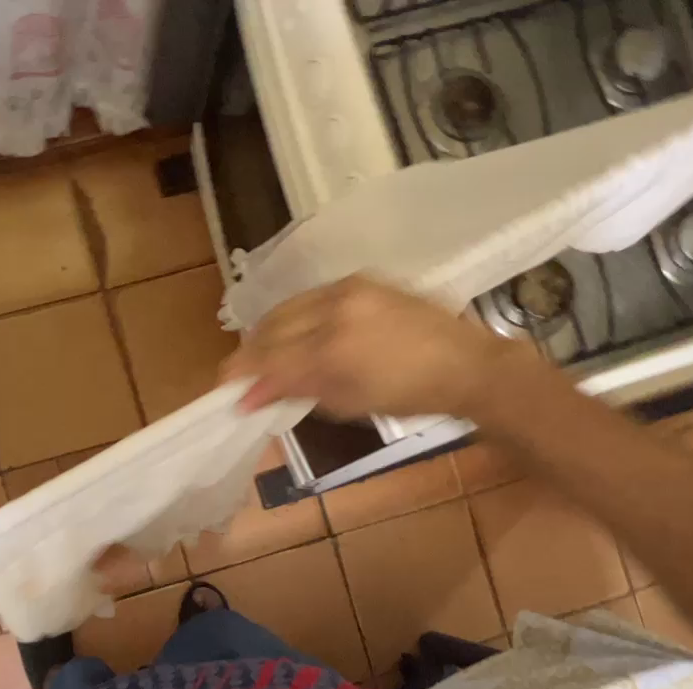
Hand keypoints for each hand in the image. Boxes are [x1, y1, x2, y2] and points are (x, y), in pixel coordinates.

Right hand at [221, 275, 525, 418]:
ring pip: (287, 308)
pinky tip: (291, 335)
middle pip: (271, 328)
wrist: (466, 365)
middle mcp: (336, 309)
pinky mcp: (361, 281)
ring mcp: (349, 289)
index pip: (271, 359)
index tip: (226, 393)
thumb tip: (255, 395)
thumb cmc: (410, 396)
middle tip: (238, 377)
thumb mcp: (349, 404)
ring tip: (261, 358)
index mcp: (334, 348)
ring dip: (267, 334)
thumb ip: (298, 392)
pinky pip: (310, 298)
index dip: (244, 377)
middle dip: (249, 354)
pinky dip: (292, 318)